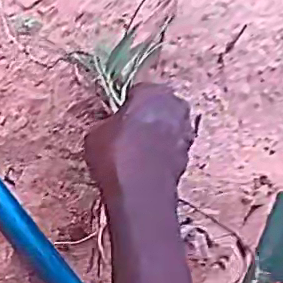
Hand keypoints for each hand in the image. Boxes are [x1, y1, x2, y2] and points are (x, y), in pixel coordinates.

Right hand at [83, 83, 194, 209]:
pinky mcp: (188, 154)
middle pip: (157, 107)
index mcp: (152, 92)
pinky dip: (161, 154)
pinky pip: (171, 148)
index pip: (137, 92)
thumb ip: (106, 124)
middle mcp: (176, 105)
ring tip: (135, 154)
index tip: (115, 120)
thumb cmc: (115, 155)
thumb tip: (109, 126)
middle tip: (125, 135)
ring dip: (155, 136)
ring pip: (167, 128)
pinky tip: (145, 167)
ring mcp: (186, 130)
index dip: (124, 107)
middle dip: (145, 118)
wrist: (139, 190)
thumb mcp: (94, 135)